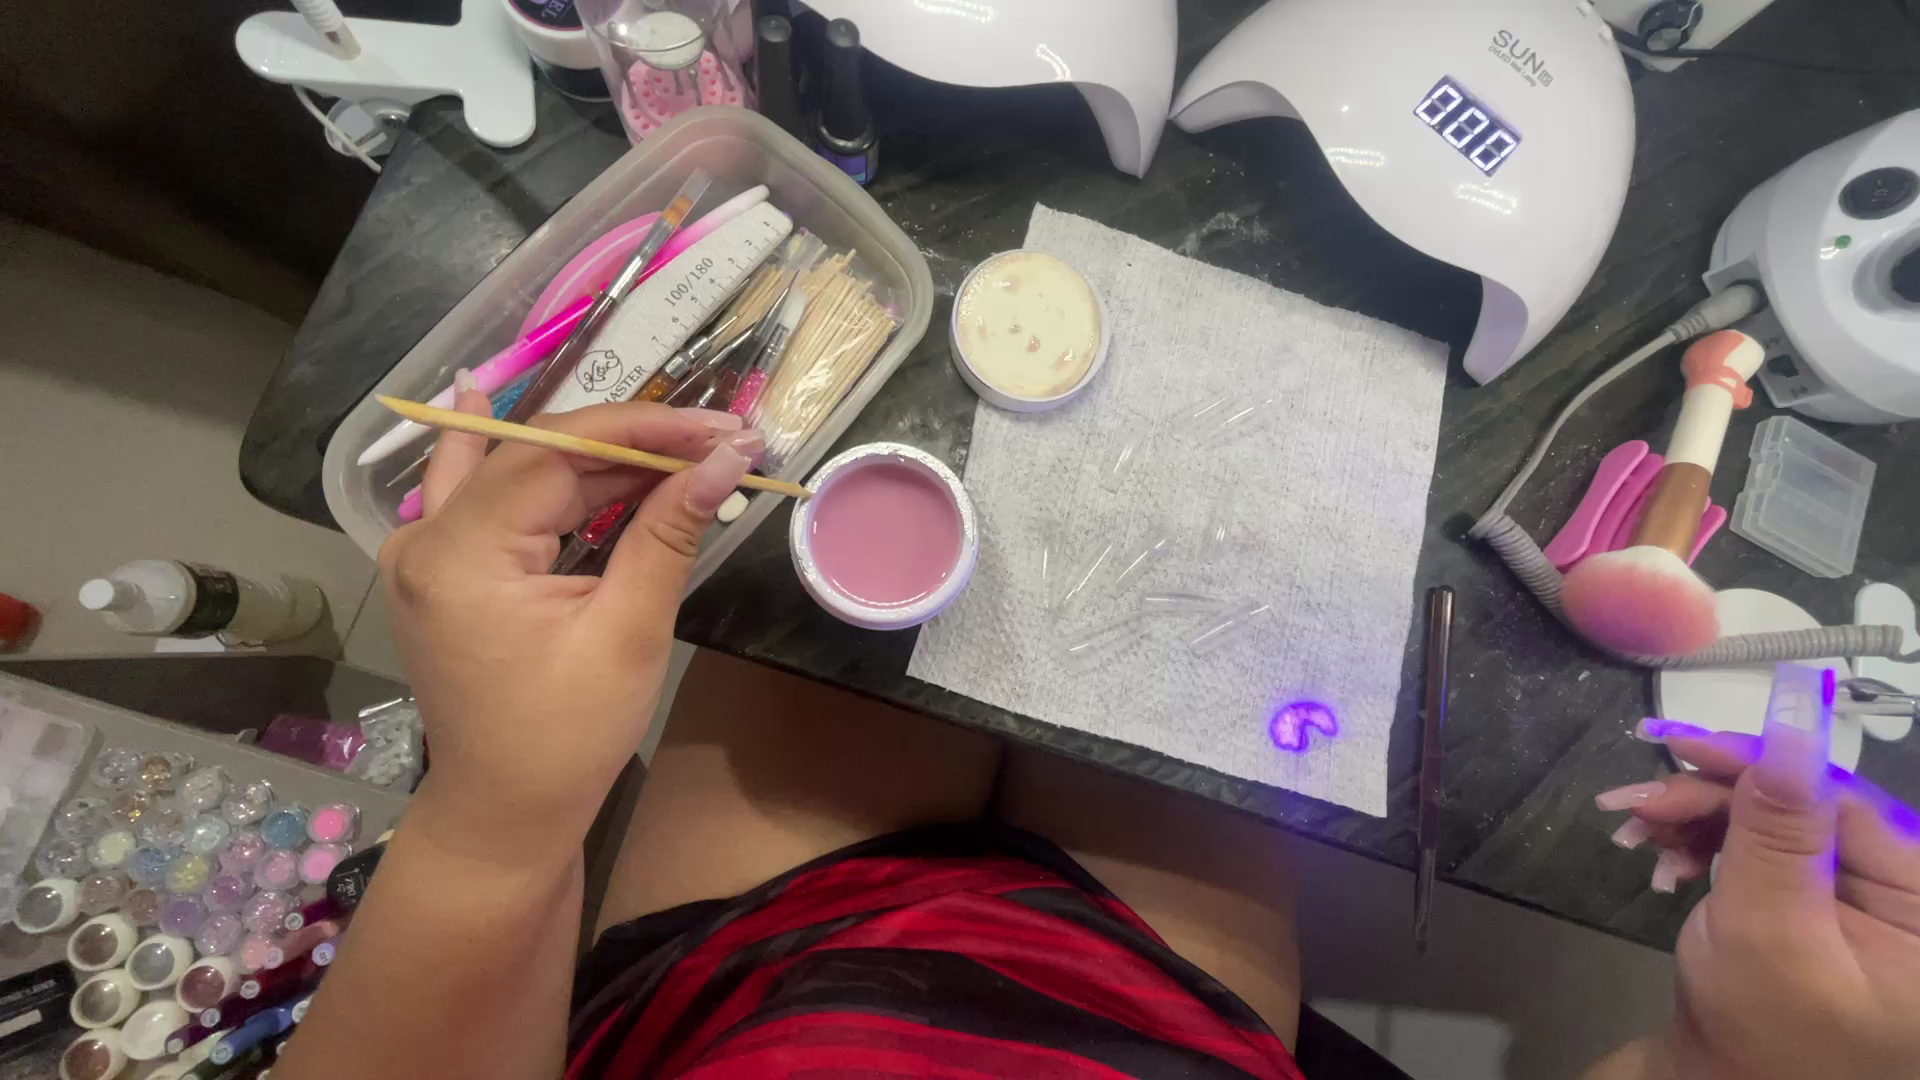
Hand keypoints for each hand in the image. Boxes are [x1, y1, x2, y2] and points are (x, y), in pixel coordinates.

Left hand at [378, 377, 759, 858]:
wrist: (508, 808)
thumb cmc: (571, 733)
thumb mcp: (631, 629)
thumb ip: (671, 533)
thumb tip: (727, 461)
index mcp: (463, 556)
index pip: (555, 451)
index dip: (643, 428)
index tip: (719, 428)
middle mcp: (427, 538)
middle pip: (539, 454)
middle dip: (634, 441)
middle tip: (717, 440)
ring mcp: (427, 551)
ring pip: (522, 470)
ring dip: (602, 456)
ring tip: (679, 443)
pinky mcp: (446, 566)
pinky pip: (491, 495)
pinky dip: (539, 468)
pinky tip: (500, 405)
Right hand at [1593, 716, 1919, 1079]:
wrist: (1735, 1072)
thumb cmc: (1765, 1017)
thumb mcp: (1769, 927)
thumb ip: (1778, 835)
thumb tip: (1785, 741)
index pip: (1841, 799)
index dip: (1758, 759)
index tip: (1674, 742)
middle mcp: (1896, 887)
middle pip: (1792, 800)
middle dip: (1704, 796)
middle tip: (1630, 804)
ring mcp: (1848, 887)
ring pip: (1759, 812)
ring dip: (1686, 816)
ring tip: (1632, 833)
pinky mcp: (1801, 888)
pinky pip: (1744, 837)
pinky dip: (1690, 839)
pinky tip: (1657, 856)